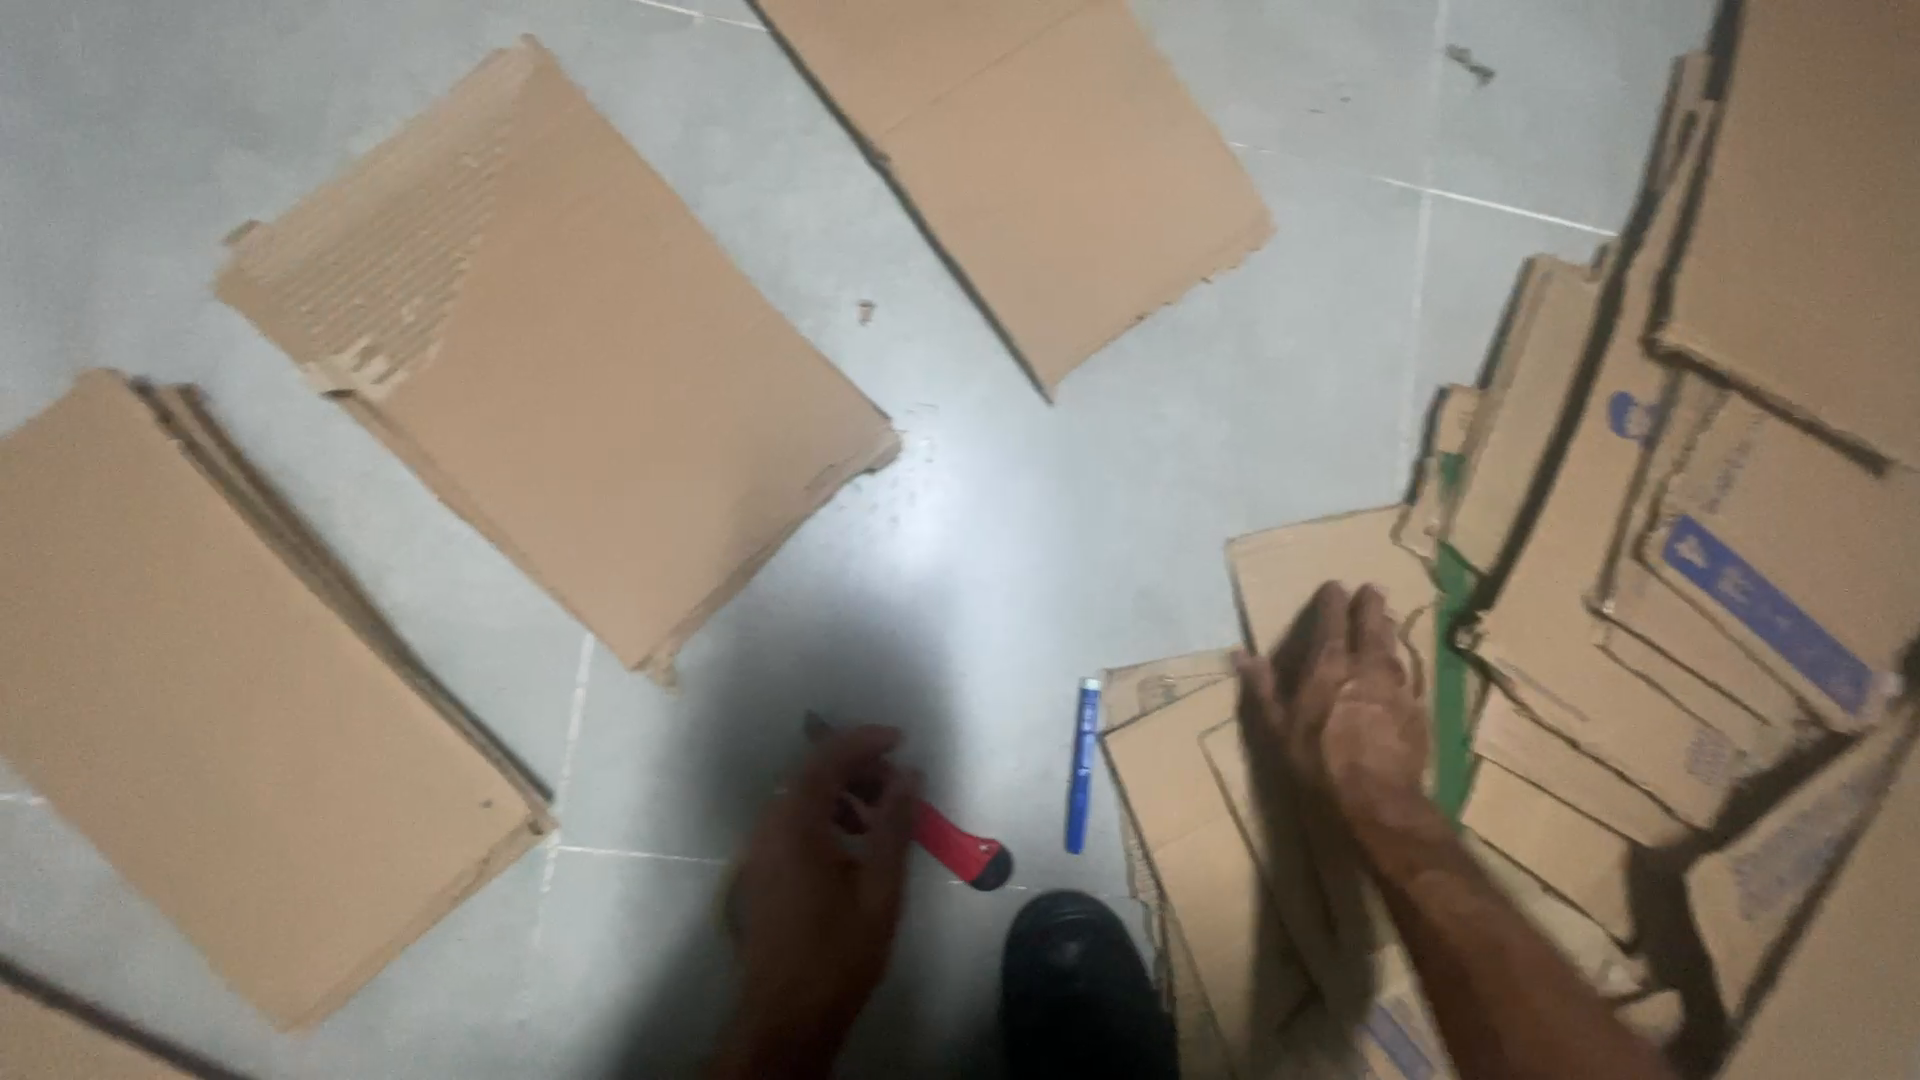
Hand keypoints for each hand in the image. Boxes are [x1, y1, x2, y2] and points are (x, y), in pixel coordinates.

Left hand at [712, 726, 919, 1079]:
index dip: (864, 741)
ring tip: (881, 812)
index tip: (901, 740)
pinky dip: (826, 814)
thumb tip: (909, 776)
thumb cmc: (837, 953)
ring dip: (842, 791)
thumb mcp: (879, 888)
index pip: (827, 759)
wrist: (784, 1019)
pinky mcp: (762, 870)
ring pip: (802, 797)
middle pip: (812, 773)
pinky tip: (854, 840)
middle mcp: (770, 827)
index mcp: (795, 825)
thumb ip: (894, 825)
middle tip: (898, 781)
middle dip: (857, 767)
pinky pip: (794, 821)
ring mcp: (761, 849)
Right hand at [1235, 582, 1429, 834]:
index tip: (1334, 585)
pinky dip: (1404, 663)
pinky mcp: (1417, 710)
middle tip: (1372, 589)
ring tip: (1388, 619)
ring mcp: (1397, 688)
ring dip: (1389, 630)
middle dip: (1370, 606)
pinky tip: (1403, 667)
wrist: (1375, 799)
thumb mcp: (1277, 726)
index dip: (1333, 601)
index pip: (1332, 622)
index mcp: (1329, 665)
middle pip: (1371, 626)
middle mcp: (1366, 667)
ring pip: (1394, 648)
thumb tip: (1241, 653)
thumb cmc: (1317, 760)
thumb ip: (1262, 686)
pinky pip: (1409, 676)